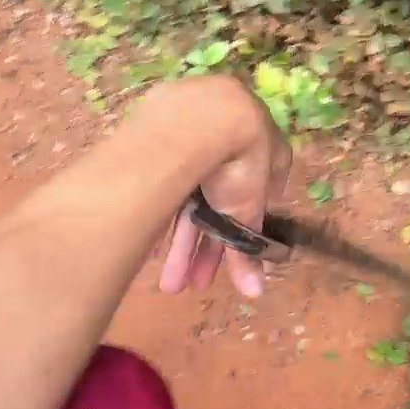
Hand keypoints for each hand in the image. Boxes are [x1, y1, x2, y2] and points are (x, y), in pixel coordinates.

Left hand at [119, 76, 289, 297]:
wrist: (206, 114)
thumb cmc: (241, 159)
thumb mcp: (246, 210)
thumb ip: (247, 252)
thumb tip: (256, 293)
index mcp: (261, 151)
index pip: (249, 202)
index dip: (234, 237)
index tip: (222, 264)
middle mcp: (228, 141)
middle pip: (213, 204)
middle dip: (202, 249)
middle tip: (190, 285)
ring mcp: (194, 136)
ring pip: (186, 196)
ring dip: (180, 241)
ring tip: (168, 283)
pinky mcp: (160, 132)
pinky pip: (162, 182)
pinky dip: (160, 214)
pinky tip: (148, 245)